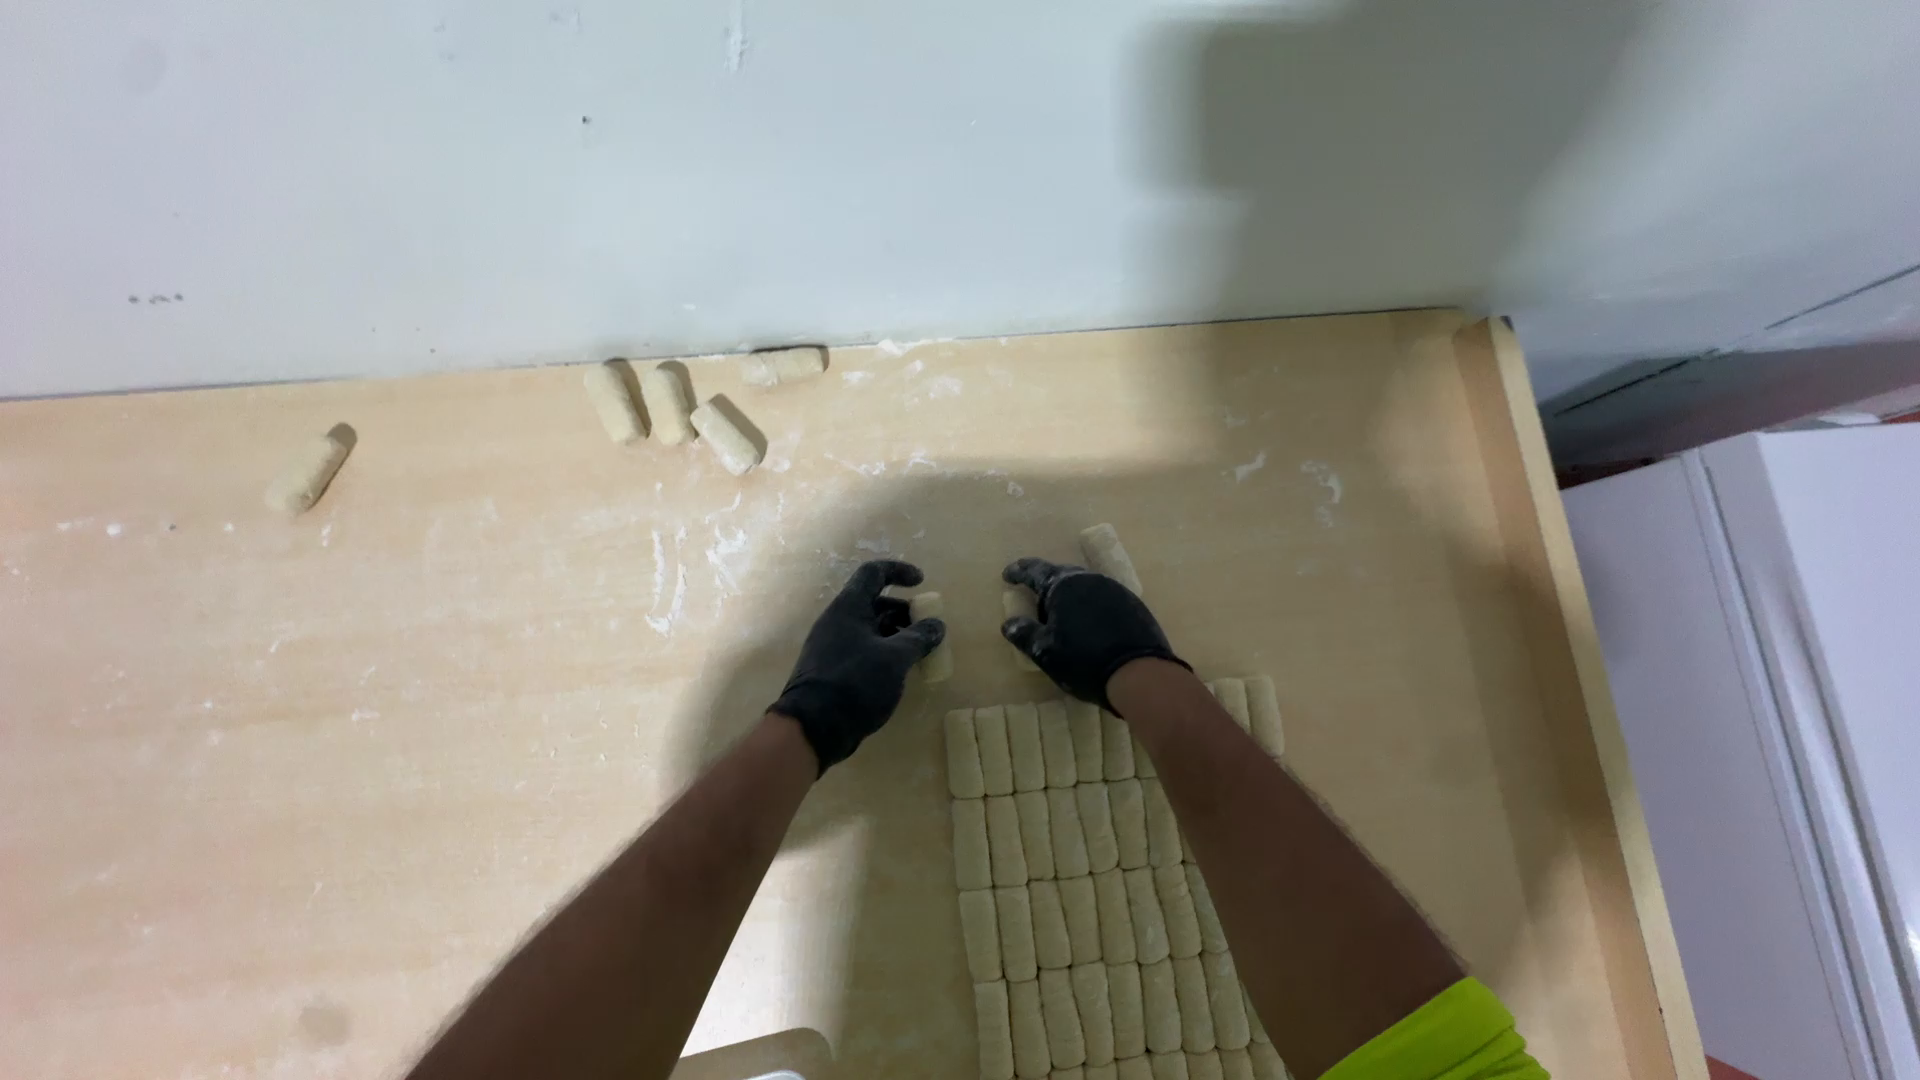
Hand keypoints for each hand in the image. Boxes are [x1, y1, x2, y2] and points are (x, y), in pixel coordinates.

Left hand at [771, 559, 946, 773]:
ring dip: (896, 634)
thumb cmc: (856, 683)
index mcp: (849, 608)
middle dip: (904, 611)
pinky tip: (899, 672)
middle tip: (926, 629)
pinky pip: (863, 649)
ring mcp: (832, 645)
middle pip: (874, 602)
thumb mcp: (895, 659)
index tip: (921, 583)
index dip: (899, 571)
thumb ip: (919, 638)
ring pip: (870, 628)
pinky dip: (884, 652)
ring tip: (918, 654)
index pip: (874, 573)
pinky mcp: (833, 669)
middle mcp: (838, 621)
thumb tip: (937, 625)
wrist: (814, 727)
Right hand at [999, 557, 1187, 713]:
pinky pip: (1102, 599)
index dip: (1019, 572)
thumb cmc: (1083, 660)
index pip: (1035, 571)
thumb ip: (1024, 634)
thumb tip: (1009, 623)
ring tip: (1062, 617)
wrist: (1139, 674)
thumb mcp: (1045, 652)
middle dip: (1045, 587)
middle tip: (1036, 603)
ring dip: (1069, 597)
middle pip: (1061, 576)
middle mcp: (1089, 580)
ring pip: (1084, 587)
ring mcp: (1115, 590)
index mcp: (1063, 586)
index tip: (1008, 575)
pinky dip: (1089, 607)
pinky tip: (1089, 625)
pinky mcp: (1133, 605)